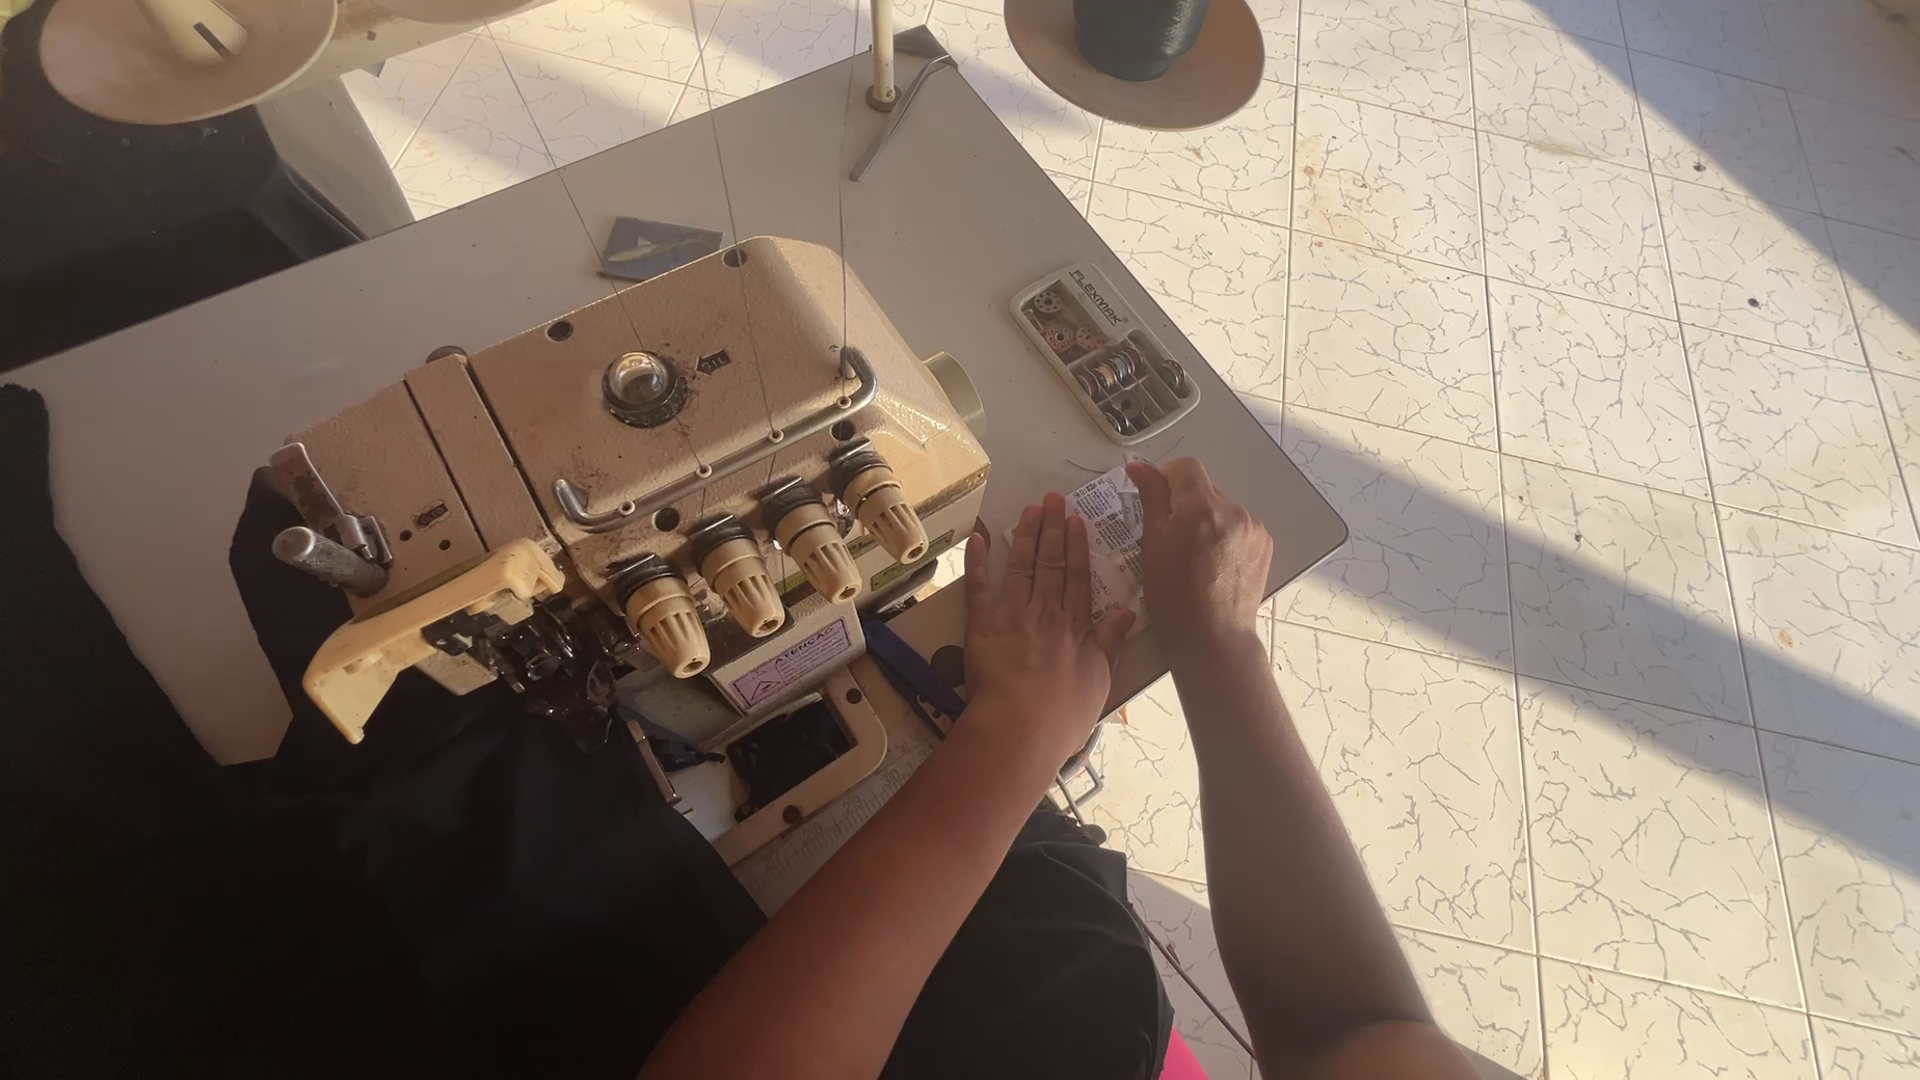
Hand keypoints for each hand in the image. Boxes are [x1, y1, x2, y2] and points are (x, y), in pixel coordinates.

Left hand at [961, 492, 1133, 765]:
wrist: (1021, 729)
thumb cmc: (1065, 713)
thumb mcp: (1101, 678)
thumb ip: (1112, 641)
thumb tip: (1130, 612)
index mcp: (1075, 626)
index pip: (1078, 577)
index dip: (1078, 547)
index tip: (1076, 520)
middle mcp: (1045, 612)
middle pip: (1050, 564)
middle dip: (1052, 529)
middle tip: (1053, 498)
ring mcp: (1012, 616)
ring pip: (1020, 568)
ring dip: (1024, 536)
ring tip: (1029, 509)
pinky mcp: (981, 626)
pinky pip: (979, 589)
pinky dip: (978, 563)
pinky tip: (978, 539)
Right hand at [1126, 459, 1272, 651]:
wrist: (1212, 637)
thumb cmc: (1173, 596)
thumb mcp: (1152, 544)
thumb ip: (1150, 498)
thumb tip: (1140, 467)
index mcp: (1202, 508)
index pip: (1185, 467)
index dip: (1165, 477)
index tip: (1153, 499)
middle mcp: (1234, 511)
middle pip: (1203, 487)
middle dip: (1183, 502)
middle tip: (1168, 535)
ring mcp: (1253, 527)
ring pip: (1220, 506)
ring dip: (1203, 517)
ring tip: (1191, 553)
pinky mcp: (1264, 543)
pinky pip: (1236, 524)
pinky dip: (1221, 532)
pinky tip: (1211, 560)